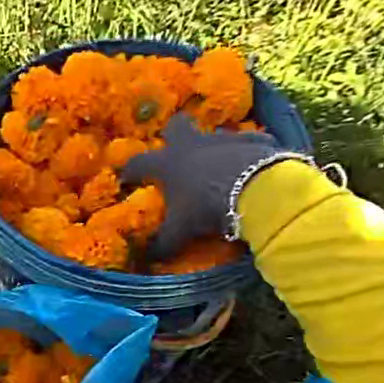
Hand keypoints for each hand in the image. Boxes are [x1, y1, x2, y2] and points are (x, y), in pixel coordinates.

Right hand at [120, 114, 304, 258]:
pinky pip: (251, 142)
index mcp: (168, 164)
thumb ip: (162, 244)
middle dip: (174, 133)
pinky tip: (253, 164)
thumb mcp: (180, 232)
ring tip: (218, 165)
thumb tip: (148, 257)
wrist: (256, 190)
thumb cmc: (206, 208)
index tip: (127, 178)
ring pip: (215, 134)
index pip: (139, 162)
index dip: (131, 170)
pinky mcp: (256, 141)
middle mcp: (193, 144)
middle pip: (177, 126)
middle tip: (176, 150)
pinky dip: (250, 152)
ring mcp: (226, 139)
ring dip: (214, 147)